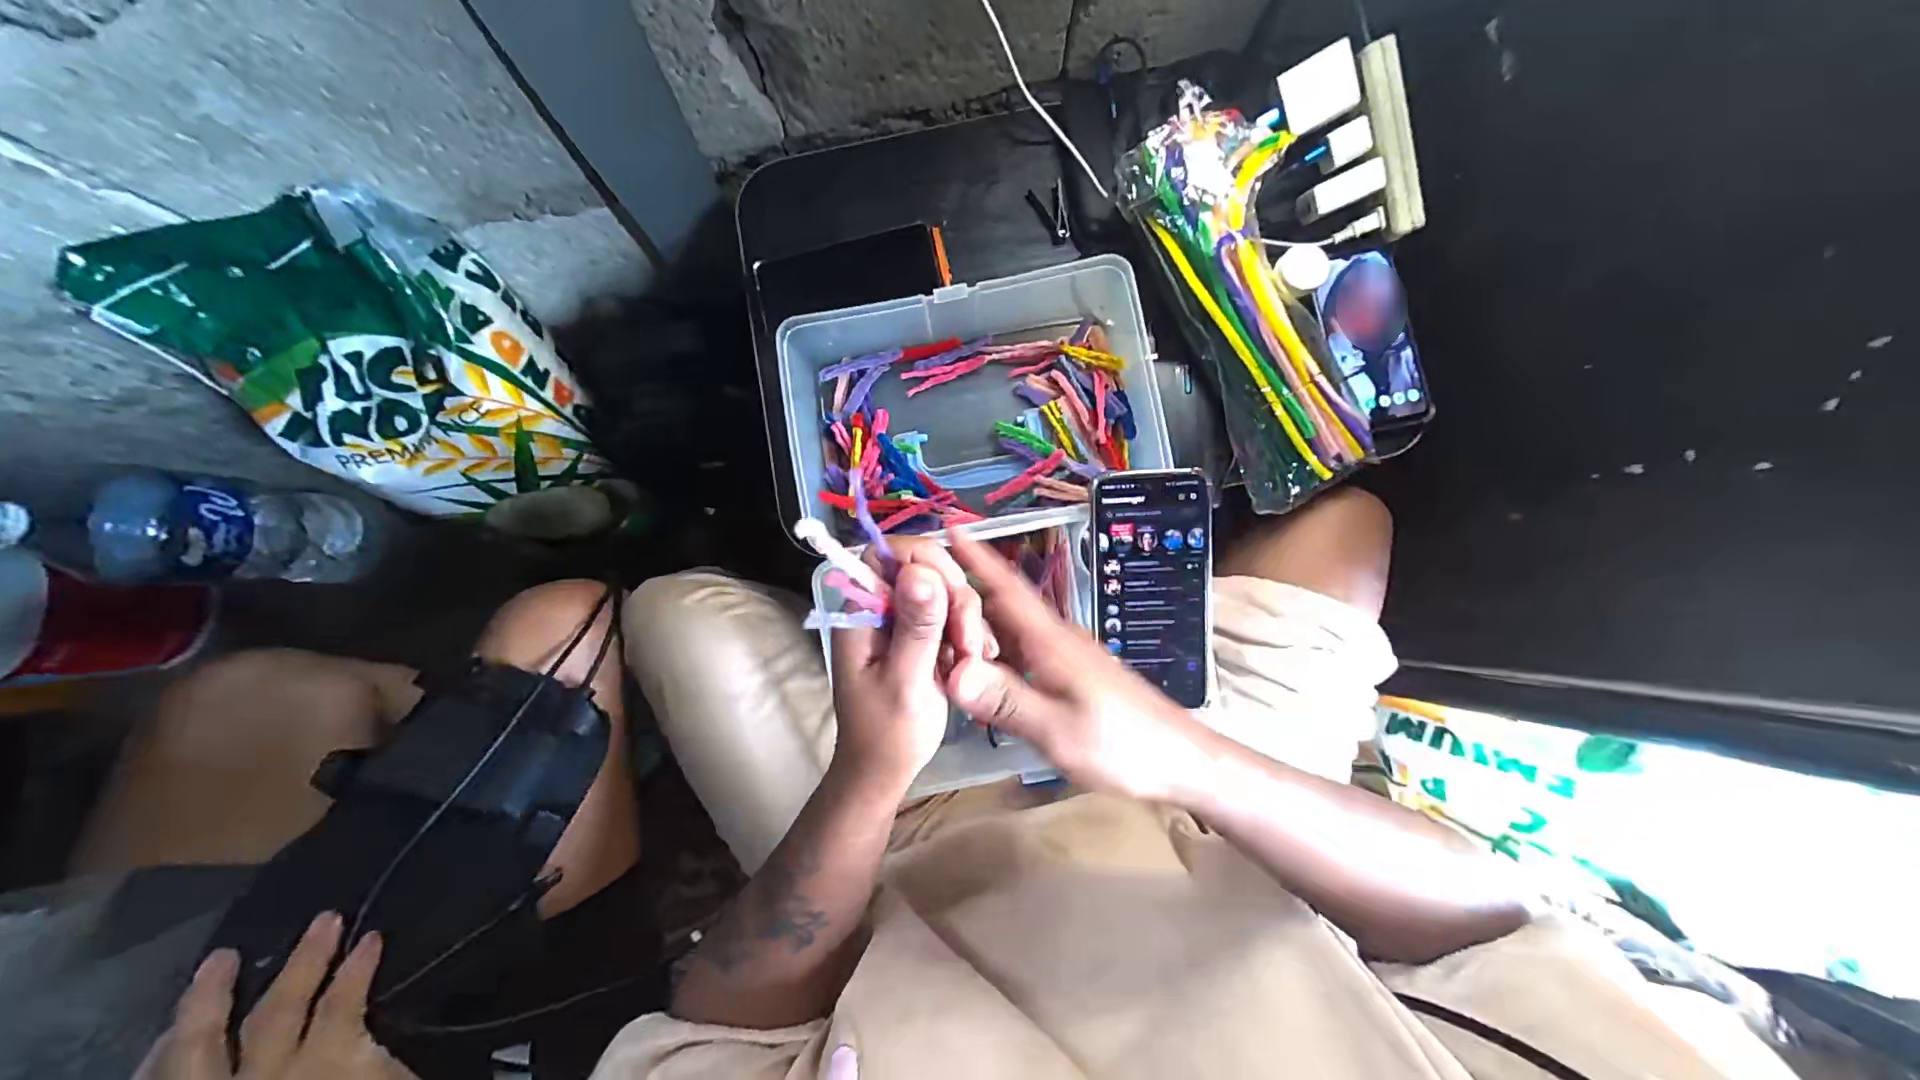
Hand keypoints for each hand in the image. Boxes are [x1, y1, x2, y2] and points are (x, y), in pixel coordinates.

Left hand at [136, 912, 418, 1079]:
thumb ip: (371, 1064)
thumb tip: (368, 1037)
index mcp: (321, 1068)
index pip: (340, 1004)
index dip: (357, 969)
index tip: (372, 937)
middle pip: (275, 1014)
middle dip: (300, 964)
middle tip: (322, 919)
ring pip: (199, 1050)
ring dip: (207, 1003)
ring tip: (218, 962)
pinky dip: (162, 1056)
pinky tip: (169, 1035)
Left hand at [829, 539, 985, 789]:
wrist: (886, 768)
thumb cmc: (887, 732)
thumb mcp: (905, 681)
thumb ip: (915, 627)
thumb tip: (920, 571)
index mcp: (862, 612)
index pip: (885, 554)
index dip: (923, 560)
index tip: (953, 593)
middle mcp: (882, 607)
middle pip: (926, 569)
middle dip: (955, 599)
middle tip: (966, 644)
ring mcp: (904, 620)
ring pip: (947, 591)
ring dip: (967, 622)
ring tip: (969, 661)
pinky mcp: (924, 634)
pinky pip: (954, 615)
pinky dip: (970, 634)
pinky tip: (974, 660)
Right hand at [943, 532, 1219, 803]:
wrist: (1178, 758)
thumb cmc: (1122, 743)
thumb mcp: (1058, 729)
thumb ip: (1006, 701)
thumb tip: (951, 672)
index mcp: (1049, 641)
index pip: (1006, 587)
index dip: (978, 556)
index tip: (951, 528)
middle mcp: (1055, 638)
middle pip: (1003, 603)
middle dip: (964, 586)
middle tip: (922, 582)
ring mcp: (1064, 656)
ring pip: (1011, 626)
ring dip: (977, 616)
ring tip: (938, 617)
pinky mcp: (1070, 674)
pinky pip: (1021, 649)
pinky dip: (995, 645)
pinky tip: (981, 661)